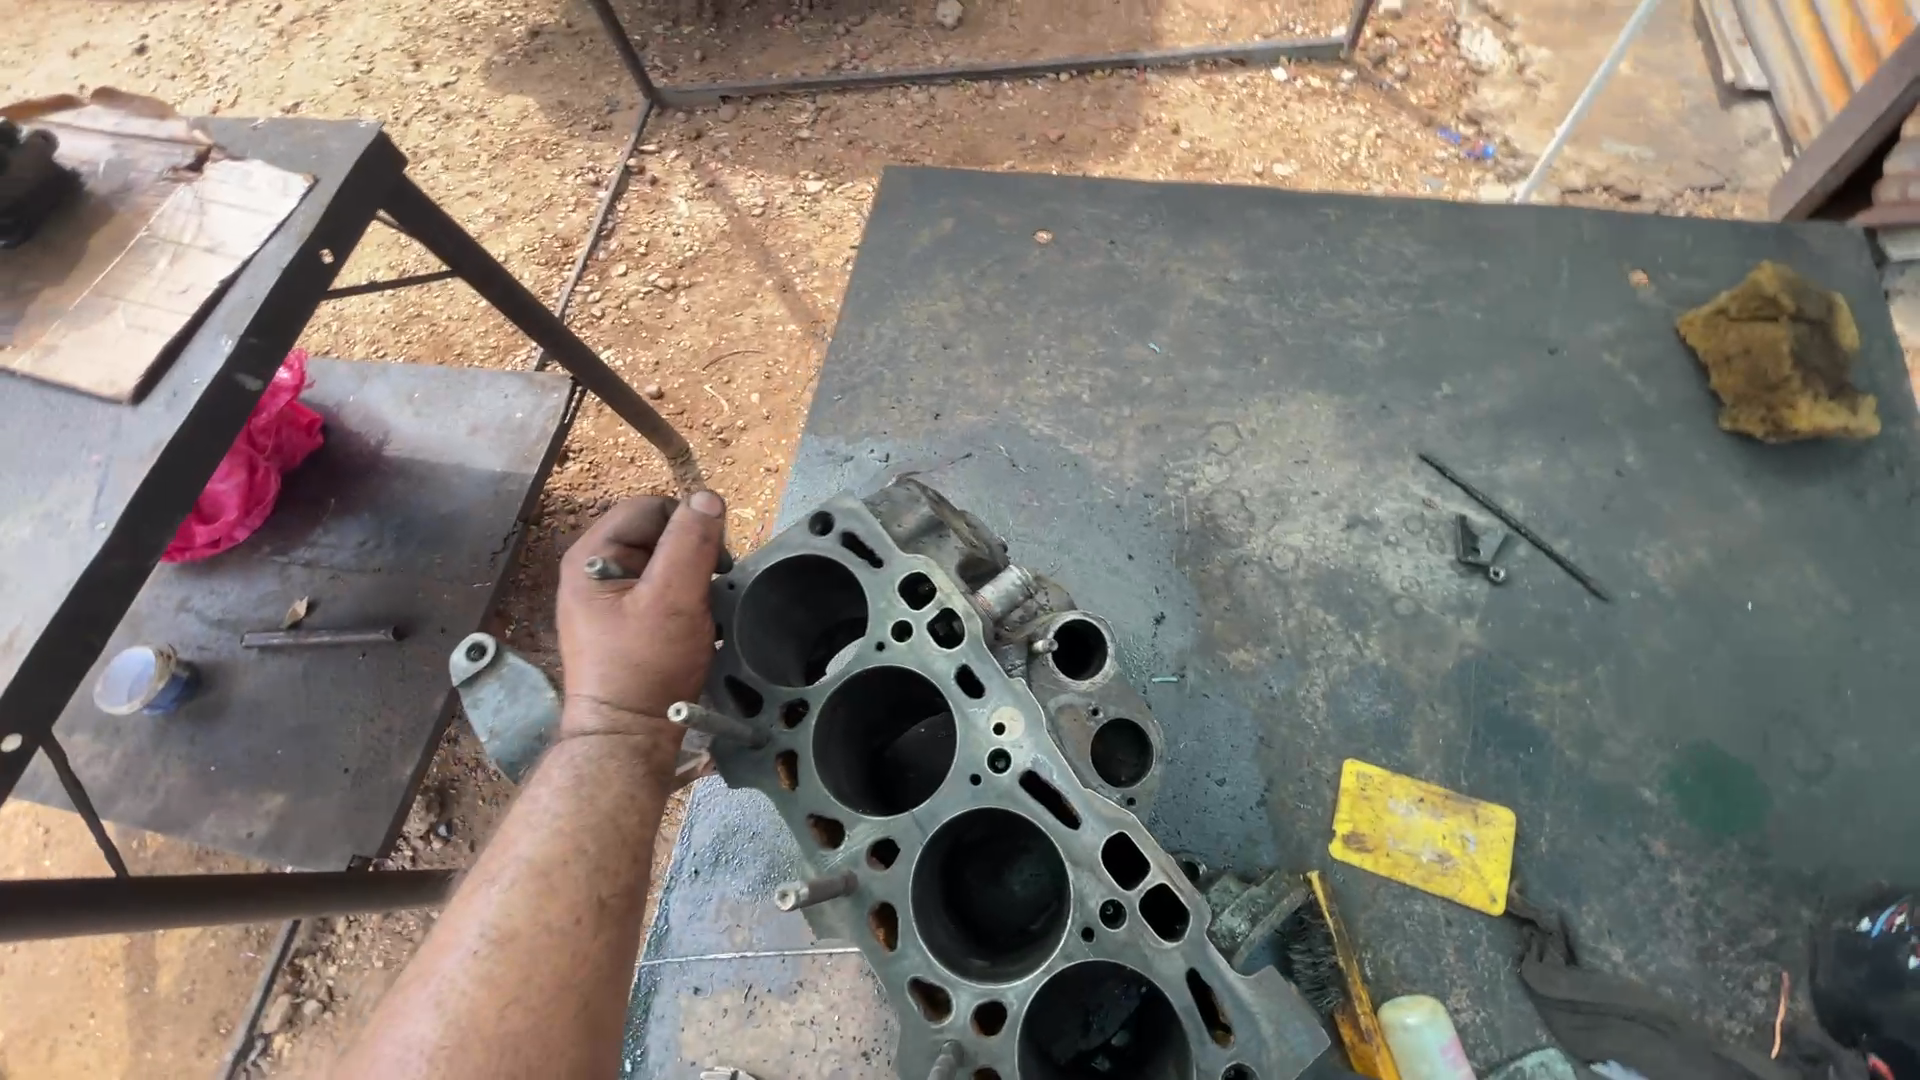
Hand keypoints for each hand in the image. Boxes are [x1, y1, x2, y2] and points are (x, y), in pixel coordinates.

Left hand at [556, 491, 725, 740]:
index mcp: (591, 556)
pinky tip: (694, 626)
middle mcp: (594, 570)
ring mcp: (609, 599)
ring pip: (665, 563)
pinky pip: (663, 591)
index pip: (648, 507)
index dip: (685, 523)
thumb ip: (692, 544)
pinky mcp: (625, 622)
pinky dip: (686, 600)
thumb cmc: (645, 668)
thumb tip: (709, 497)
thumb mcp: (675, 599)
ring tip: (702, 612)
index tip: (710, 558)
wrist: (628, 737)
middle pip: (657, 534)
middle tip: (708, 589)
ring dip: (692, 580)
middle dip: (692, 554)